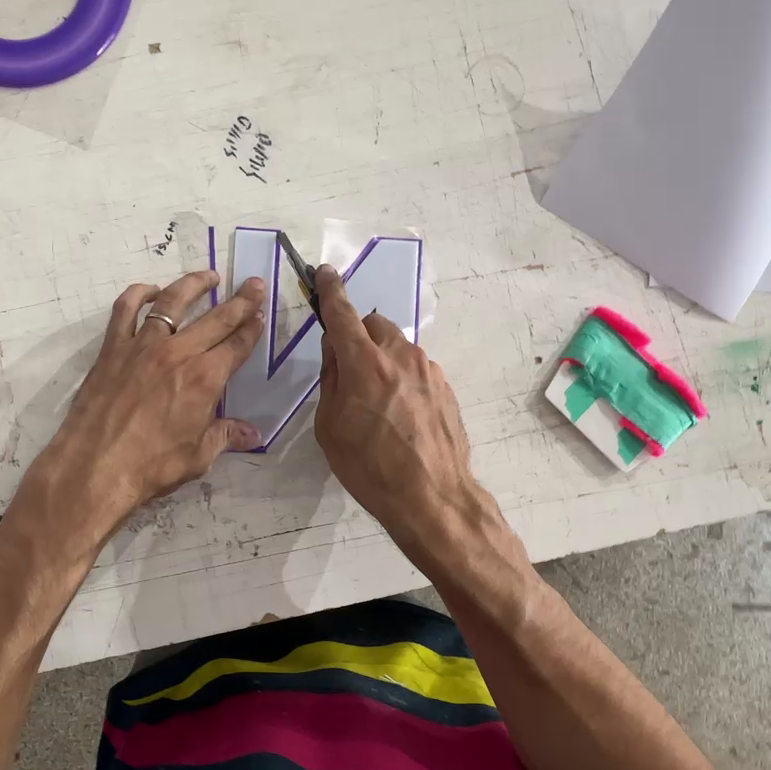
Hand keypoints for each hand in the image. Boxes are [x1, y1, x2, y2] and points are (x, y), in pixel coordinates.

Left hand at [25, 271, 266, 536]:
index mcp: (204, 379)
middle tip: (254, 284)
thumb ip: (225, 436)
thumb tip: (253, 435)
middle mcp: (178, 353)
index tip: (261, 315)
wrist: (94, 467)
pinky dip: (139, 294)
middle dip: (240, 300)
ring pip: (173, 302)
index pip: (237, 346)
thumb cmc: (151, 467)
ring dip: (194, 285)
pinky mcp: (113, 348)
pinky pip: (126, 309)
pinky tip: (151, 291)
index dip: (252, 328)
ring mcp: (142, 346)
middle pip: (216, 318)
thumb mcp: (198, 457)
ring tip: (210, 276)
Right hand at [313, 265, 479, 546]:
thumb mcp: (329, 427)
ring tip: (374, 400)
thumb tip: (336, 353)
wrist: (431, 496)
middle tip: (347, 366)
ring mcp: (428, 370)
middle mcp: (399, 356)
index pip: (343, 314)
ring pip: (397, 347)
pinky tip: (399, 415)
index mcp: (364, 363)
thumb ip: (331, 381)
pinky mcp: (445, 388)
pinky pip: (415, 369)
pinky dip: (401, 378)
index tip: (325, 273)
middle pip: (374, 325)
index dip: (330, 291)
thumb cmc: (369, 467)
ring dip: (381, 358)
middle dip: (358, 335)